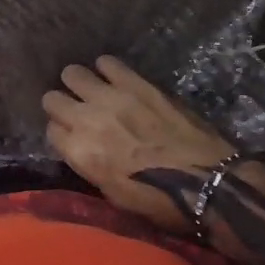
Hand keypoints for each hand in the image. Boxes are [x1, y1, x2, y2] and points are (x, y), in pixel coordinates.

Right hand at [42, 56, 237, 234]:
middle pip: (52, 99)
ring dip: (81, 85)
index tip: (75, 138)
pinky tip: (117, 80)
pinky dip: (108, 70)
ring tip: (96, 92)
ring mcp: (109, 97)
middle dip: (63, 106)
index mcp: (79, 152)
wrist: (214, 186)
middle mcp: (85, 120)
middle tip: (81, 114)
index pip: (51, 131)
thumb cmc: (164, 202)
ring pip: (72, 74)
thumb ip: (88, 165)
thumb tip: (80, 147)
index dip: (63, 134)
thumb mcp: (115, 195)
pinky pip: (106, 62)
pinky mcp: (135, 83)